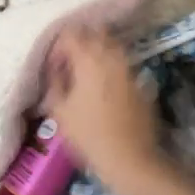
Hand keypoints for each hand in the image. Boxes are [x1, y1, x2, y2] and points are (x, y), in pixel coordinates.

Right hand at [43, 28, 164, 192]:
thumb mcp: (60, 112)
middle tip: (68, 64)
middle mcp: (111, 56)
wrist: (132, 160)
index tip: (53, 66)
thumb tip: (56, 72)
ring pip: (111, 46)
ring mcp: (129, 68)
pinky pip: (122, 64)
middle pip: (93, 33)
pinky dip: (111, 67)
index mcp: (88, 58)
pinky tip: (104, 87)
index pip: (70, 33)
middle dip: (79, 43)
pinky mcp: (141, 83)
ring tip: (86, 74)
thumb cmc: (90, 136)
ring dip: (97, 53)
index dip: (58, 46)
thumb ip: (55, 83)